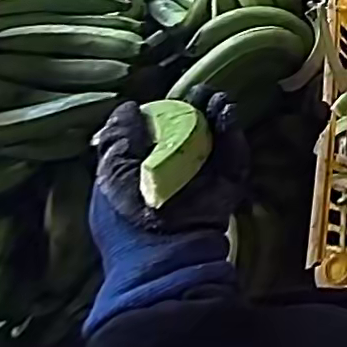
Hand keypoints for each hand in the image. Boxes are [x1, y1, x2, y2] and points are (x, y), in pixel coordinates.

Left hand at [92, 85, 250, 234]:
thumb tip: (128, 106)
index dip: (165, 110)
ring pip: (217, 130)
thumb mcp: (111, 177)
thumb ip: (117, 141)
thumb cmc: (127, 220)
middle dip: (195, 105)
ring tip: (213, 98)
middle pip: (192, 125)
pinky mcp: (231, 176)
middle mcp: (179, 166)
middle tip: (197, 92)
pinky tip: (225, 111)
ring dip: (216, 110)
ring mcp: (208, 171)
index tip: (168, 97)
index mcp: (147, 167)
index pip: (159, 129)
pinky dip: (232, 127)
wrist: (165, 254)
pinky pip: (235, 146)